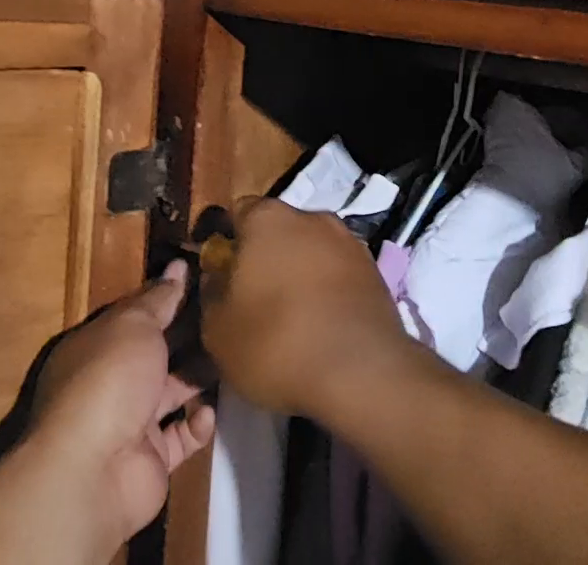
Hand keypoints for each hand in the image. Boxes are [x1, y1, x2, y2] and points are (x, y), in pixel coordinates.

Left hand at [26, 260, 215, 554]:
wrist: (95, 469)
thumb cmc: (110, 379)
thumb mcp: (133, 324)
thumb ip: (158, 299)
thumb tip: (177, 268)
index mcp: (97, 344)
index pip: (136, 313)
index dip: (167, 295)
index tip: (204, 277)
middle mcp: (111, 381)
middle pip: (157, 351)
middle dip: (189, 333)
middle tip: (230, 312)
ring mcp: (131, 422)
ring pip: (173, 390)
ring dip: (199, 375)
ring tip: (234, 353)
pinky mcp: (152, 458)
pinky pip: (183, 435)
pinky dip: (198, 423)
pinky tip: (207, 411)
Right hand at [200, 198, 416, 417]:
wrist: (361, 373)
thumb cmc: (276, 343)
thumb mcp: (217, 329)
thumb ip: (212, 293)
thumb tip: (219, 276)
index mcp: (268, 219)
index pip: (238, 214)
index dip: (229, 245)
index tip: (225, 278)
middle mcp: (312, 218)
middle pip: (279, 231)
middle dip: (267, 258)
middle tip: (256, 301)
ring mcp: (350, 242)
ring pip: (313, 252)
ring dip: (301, 274)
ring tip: (294, 319)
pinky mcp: (376, 271)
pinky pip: (339, 274)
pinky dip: (329, 291)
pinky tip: (323, 326)